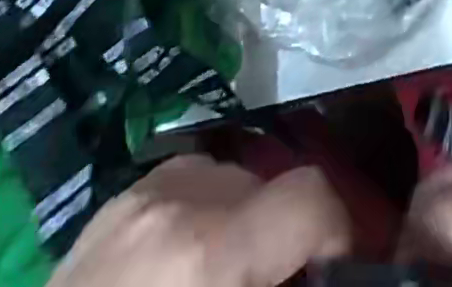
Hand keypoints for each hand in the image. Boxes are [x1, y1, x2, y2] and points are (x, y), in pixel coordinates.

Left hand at [49, 155, 352, 286]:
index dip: (338, 232)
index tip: (332, 273)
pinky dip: (202, 214)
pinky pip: (184, 183)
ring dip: (244, 220)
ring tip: (228, 274)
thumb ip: (280, 286)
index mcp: (209, 253)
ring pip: (229, 176)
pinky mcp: (112, 202)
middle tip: (276, 284)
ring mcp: (138, 194)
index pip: (311, 195)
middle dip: (286, 235)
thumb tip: (321, 271)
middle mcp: (177, 201)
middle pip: (271, 183)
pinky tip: (184, 264)